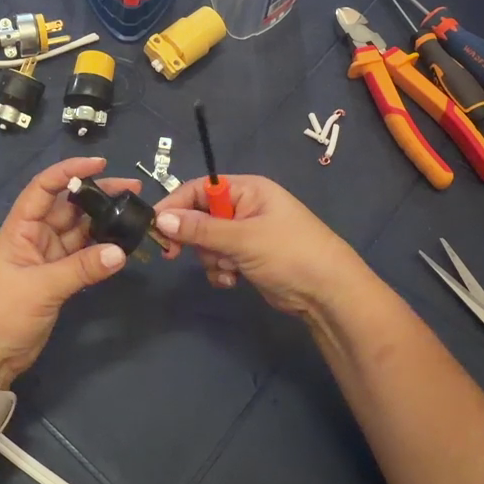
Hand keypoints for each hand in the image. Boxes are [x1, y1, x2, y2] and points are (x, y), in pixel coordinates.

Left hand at [0, 157, 135, 388]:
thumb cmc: (1, 315)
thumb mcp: (41, 288)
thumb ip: (82, 268)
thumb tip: (122, 251)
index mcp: (19, 229)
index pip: (43, 188)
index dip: (69, 171)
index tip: (100, 163)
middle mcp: (33, 237)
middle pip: (67, 207)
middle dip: (97, 196)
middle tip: (132, 191)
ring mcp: (45, 259)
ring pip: (78, 232)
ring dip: (102, 222)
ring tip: (133, 214)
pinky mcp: (55, 280)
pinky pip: (81, 256)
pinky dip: (100, 250)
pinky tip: (122, 245)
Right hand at [152, 174, 371, 315]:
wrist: (328, 294)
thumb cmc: (289, 253)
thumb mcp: (242, 238)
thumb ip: (200, 229)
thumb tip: (161, 219)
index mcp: (248, 189)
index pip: (199, 188)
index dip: (176, 205)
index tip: (155, 226)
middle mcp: (246, 207)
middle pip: (200, 216)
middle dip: (195, 238)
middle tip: (175, 254)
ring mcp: (248, 234)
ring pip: (207, 241)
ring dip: (210, 258)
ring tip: (227, 270)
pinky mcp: (249, 258)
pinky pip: (219, 259)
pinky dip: (220, 270)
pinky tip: (232, 281)